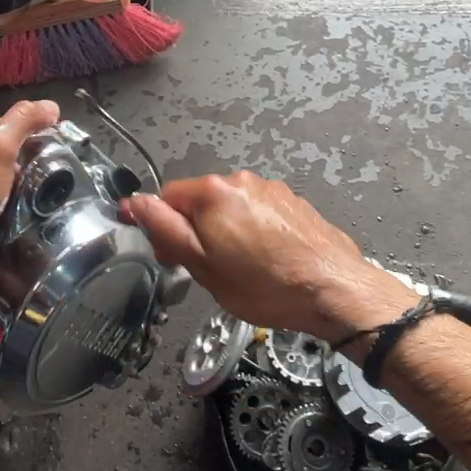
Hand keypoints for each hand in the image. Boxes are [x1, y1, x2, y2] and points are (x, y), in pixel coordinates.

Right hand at [121, 171, 417, 343]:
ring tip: (241, 268)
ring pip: (230, 208)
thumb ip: (166, 230)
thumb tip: (136, 203)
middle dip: (196, 230)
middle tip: (207, 269)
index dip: (161, 227)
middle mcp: (241, 180)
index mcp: (213, 192)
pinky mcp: (292, 202)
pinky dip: (253, 231)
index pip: (166, 196)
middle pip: (199, 200)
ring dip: (225, 231)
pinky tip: (266, 260)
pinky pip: (258, 212)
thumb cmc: (267, 286)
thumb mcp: (203, 267)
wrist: (334, 289)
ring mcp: (270, 189)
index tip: (168, 255)